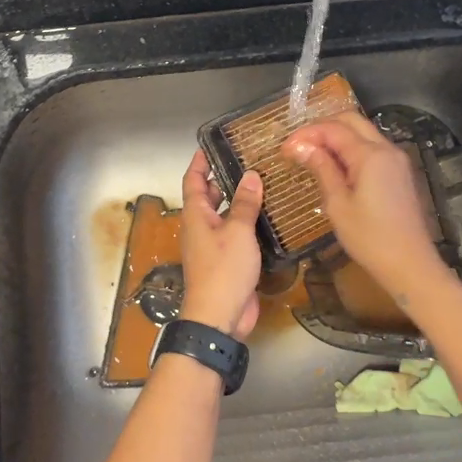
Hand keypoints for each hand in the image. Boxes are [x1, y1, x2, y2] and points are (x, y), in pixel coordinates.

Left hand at [178, 150, 263, 339]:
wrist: (219, 316)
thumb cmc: (223, 269)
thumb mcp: (237, 232)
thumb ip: (245, 204)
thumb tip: (251, 175)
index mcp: (196, 216)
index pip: (194, 180)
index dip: (200, 162)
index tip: (211, 144)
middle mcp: (201, 227)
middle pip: (209, 197)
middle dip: (224, 179)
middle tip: (247, 161)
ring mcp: (213, 246)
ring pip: (225, 216)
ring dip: (239, 202)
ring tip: (263, 184)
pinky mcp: (228, 261)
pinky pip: (236, 235)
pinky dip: (248, 224)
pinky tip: (268, 218)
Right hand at [284, 113, 448, 292]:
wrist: (410, 265)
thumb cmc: (369, 238)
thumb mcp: (337, 204)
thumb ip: (322, 169)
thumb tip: (301, 147)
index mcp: (371, 155)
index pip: (333, 129)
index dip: (306, 134)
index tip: (285, 149)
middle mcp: (387, 150)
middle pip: (351, 121)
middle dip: (322, 128)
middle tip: (298, 147)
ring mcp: (396, 161)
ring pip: (363, 133)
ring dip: (336, 138)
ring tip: (312, 156)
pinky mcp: (399, 173)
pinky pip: (372, 149)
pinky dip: (350, 150)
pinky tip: (334, 167)